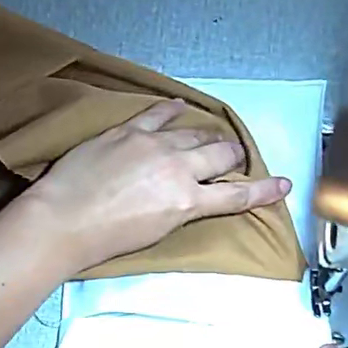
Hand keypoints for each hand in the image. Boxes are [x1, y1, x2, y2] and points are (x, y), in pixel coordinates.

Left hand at [15, 99, 291, 269]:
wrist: (64, 220)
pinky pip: (159, 114)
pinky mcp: (129, 130)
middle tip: (234, 158)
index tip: (283, 184)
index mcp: (186, 202)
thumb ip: (179, 211)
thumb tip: (189, 199)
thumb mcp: (155, 234)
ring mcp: (154, 144)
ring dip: (208, 136)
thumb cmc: (106, 240)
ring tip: (212, 137)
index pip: (235, 196)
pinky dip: (174, 111)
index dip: (263, 191)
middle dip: (232, 157)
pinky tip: (182, 107)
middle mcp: (178, 169)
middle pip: (220, 156)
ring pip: (195, 133)